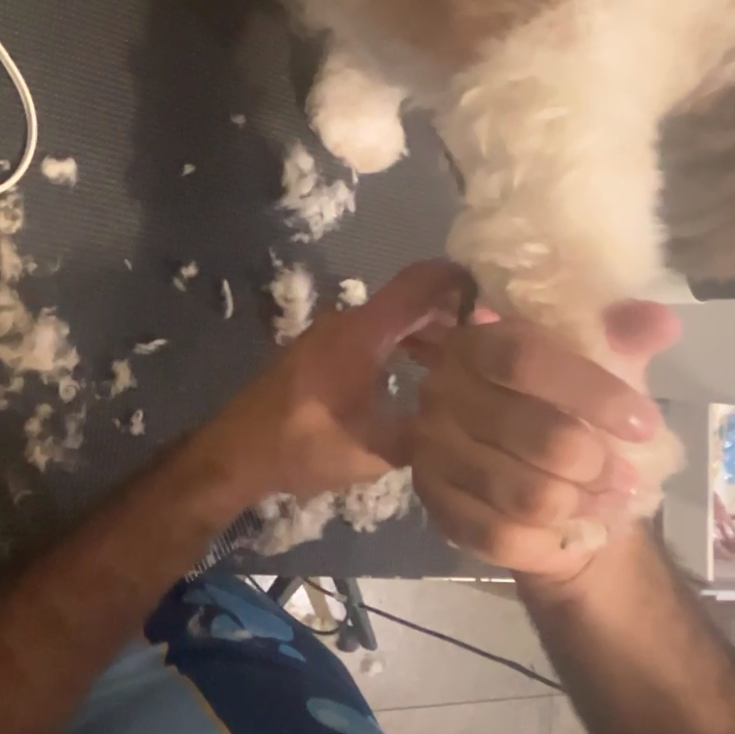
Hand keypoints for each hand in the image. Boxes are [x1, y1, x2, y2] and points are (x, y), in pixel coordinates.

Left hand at [192, 260, 472, 498]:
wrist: (236, 452)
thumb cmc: (304, 444)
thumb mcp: (377, 448)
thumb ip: (427, 430)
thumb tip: (470, 420)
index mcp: (362, 332)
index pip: (419, 283)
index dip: (459, 281)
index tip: (498, 297)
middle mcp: (346, 324)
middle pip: (408, 303)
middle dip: (451, 316)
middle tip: (494, 343)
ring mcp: (328, 338)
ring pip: (389, 323)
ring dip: (426, 336)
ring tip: (465, 367)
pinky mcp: (318, 356)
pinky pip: (370, 339)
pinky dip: (400, 348)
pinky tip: (419, 379)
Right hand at [406, 299, 679, 586]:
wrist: (541, 480)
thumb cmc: (572, 414)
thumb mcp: (604, 368)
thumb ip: (624, 339)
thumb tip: (658, 321)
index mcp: (473, 344)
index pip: (521, 358)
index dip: (590, 392)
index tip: (644, 424)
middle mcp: (439, 392)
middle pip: (531, 432)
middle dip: (595, 463)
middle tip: (622, 475)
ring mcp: (429, 450)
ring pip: (524, 493)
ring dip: (579, 504)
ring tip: (600, 500)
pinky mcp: (433, 504)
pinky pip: (504, 535)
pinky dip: (549, 538)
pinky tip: (565, 527)